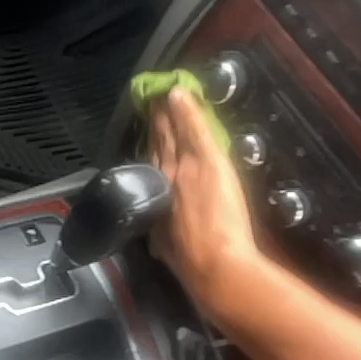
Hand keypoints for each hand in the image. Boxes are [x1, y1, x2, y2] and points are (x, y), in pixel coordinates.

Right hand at [148, 86, 261, 313]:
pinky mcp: (205, 161)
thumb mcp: (168, 250)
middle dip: (154, 124)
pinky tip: (178, 93)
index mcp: (157, 198)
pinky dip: (185, 110)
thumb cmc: (193, 265)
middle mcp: (164, 179)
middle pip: (158, 145)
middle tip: (148, 102)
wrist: (213, 266)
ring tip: (161, 93)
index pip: (152, 166)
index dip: (150, 148)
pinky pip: (193, 129)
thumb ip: (162, 238)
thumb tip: (155, 241)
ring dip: (165, 111)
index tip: (147, 134)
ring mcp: (185, 167)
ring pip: (172, 134)